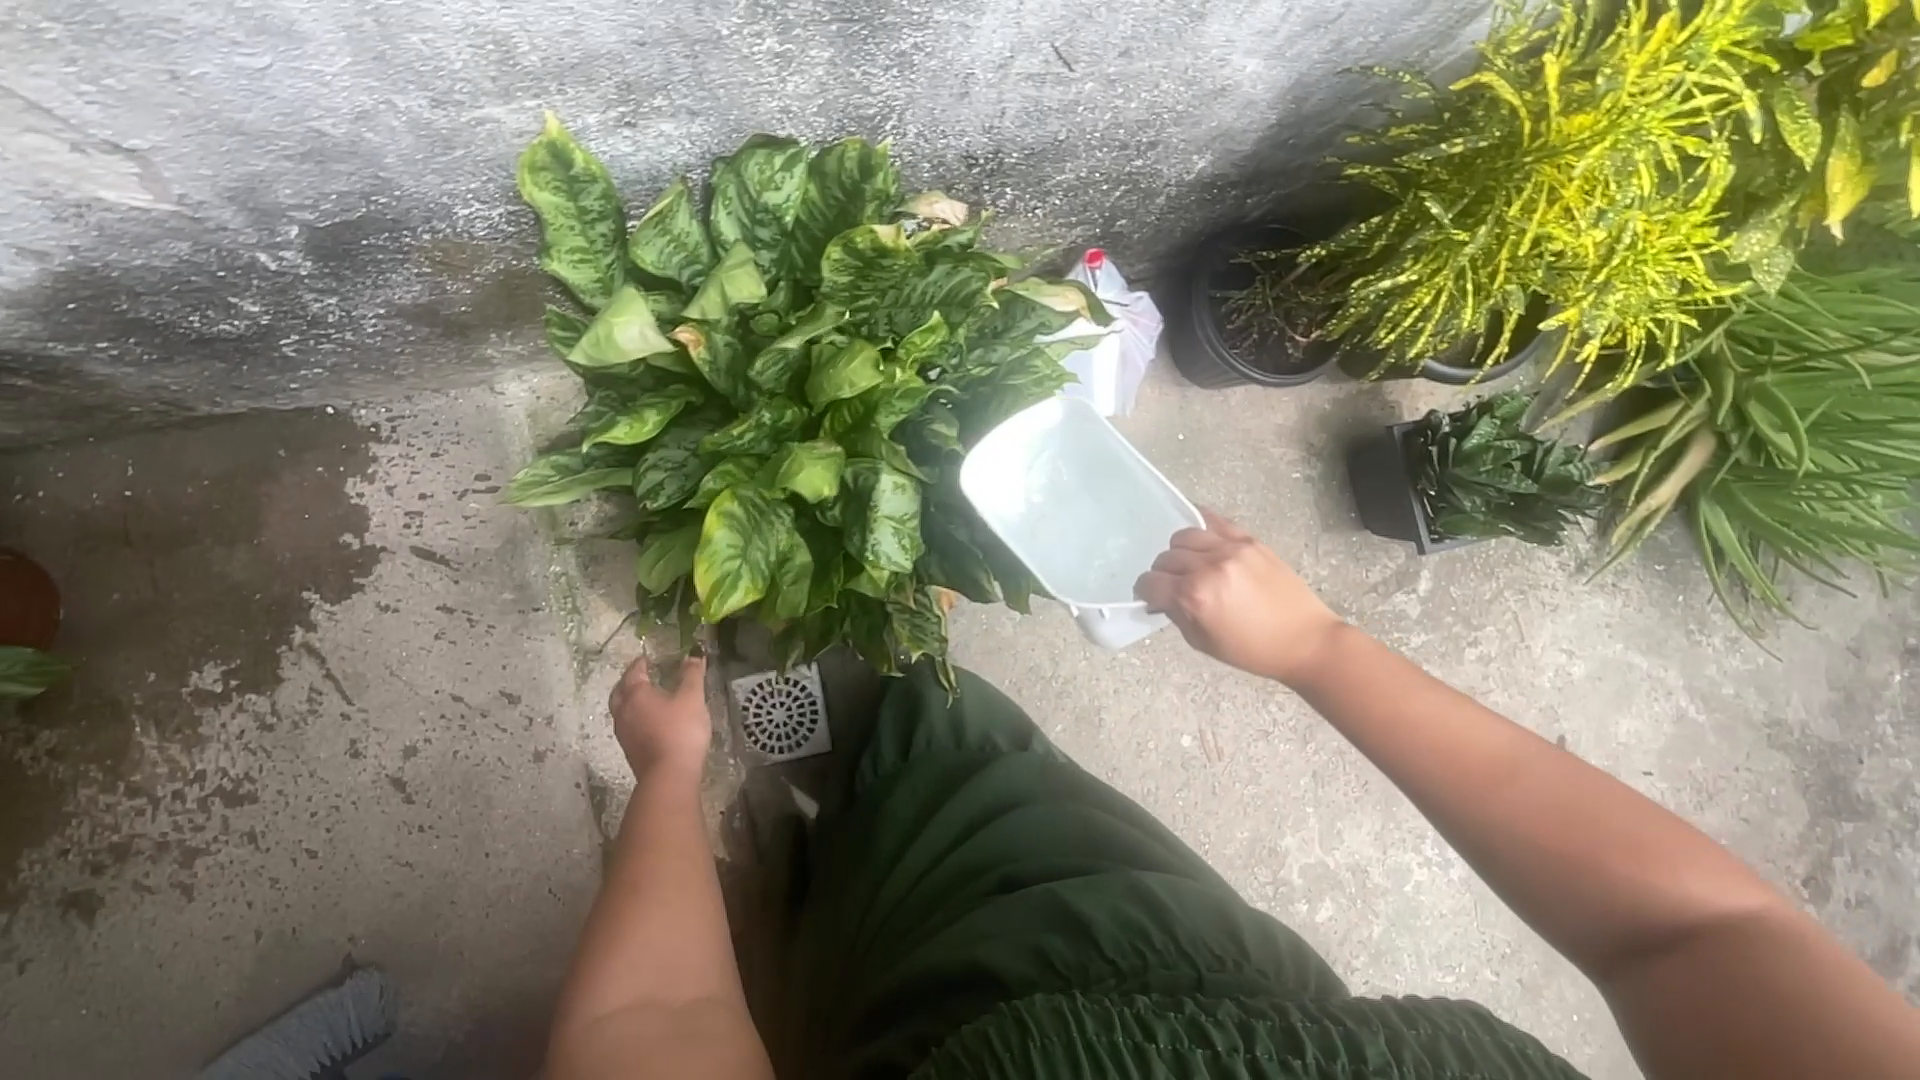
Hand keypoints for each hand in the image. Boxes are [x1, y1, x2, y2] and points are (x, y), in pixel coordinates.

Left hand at [608, 651, 711, 780]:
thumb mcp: (692, 698)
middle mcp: (624, 711)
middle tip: (640, 676)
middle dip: (628, 681)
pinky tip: (647, 721)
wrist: (669, 775)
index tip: (646, 658)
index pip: (634, 673)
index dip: (640, 663)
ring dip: (628, 700)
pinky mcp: (630, 750)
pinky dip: (634, 717)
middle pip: (619, 692)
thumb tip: (693, 655)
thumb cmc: (681, 730)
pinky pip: (627, 725)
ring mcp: (624, 733)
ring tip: (643, 697)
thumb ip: (692, 675)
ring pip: (620, 710)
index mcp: (636, 694)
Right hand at [1134, 509, 1344, 683]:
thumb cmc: (1252, 650)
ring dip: (1179, 551)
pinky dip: (1200, 526)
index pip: (1150, 582)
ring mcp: (1231, 549)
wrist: (1304, 640)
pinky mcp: (1249, 540)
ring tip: (1190, 565)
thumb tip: (1161, 598)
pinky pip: (1213, 520)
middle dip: (1163, 574)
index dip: (1146, 591)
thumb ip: (1176, 614)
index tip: (1152, 597)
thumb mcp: (1202, 642)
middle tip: (1173, 586)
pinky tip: (1199, 539)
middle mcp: (1209, 566)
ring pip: (1185, 536)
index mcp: (1194, 596)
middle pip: (1166, 558)